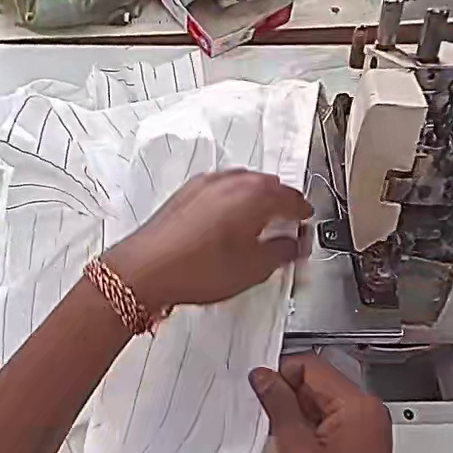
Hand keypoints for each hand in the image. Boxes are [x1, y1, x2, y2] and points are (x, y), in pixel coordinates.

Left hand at [103, 170, 310, 310]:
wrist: (146, 270)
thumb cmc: (195, 268)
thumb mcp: (255, 268)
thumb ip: (282, 251)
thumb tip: (292, 245)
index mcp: (255, 195)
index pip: (293, 197)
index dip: (304, 212)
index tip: (306, 222)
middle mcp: (231, 182)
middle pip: (268, 186)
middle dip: (281, 204)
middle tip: (288, 225)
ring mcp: (206, 185)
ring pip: (243, 186)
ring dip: (256, 201)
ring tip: (259, 227)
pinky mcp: (186, 194)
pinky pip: (220, 191)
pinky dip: (232, 203)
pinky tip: (229, 225)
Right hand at [249, 354, 398, 452]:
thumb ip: (280, 407)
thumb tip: (263, 376)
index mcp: (358, 406)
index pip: (312, 366)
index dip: (281, 375)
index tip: (257, 393)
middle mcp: (368, 410)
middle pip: (318, 384)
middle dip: (287, 399)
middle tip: (262, 421)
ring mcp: (367, 428)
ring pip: (320, 405)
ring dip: (295, 418)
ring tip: (277, 443)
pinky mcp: (361, 445)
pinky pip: (329, 424)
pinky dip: (307, 433)